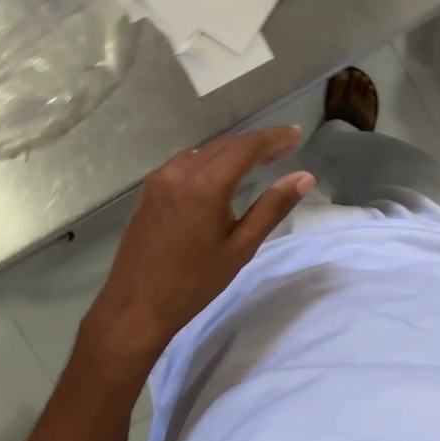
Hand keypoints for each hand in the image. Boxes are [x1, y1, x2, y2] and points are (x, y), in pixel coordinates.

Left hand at [75, 127, 314, 376]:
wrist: (136, 306)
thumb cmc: (194, 282)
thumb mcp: (240, 247)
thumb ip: (272, 208)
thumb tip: (303, 177)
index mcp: (205, 184)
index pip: (247, 147)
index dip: (275, 138)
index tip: (297, 135)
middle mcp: (180, 171)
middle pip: (226, 144)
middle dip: (257, 143)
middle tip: (286, 149)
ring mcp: (160, 178)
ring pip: (205, 151)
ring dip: (233, 151)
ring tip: (260, 161)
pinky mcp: (150, 190)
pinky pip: (186, 163)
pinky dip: (210, 161)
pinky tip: (222, 175)